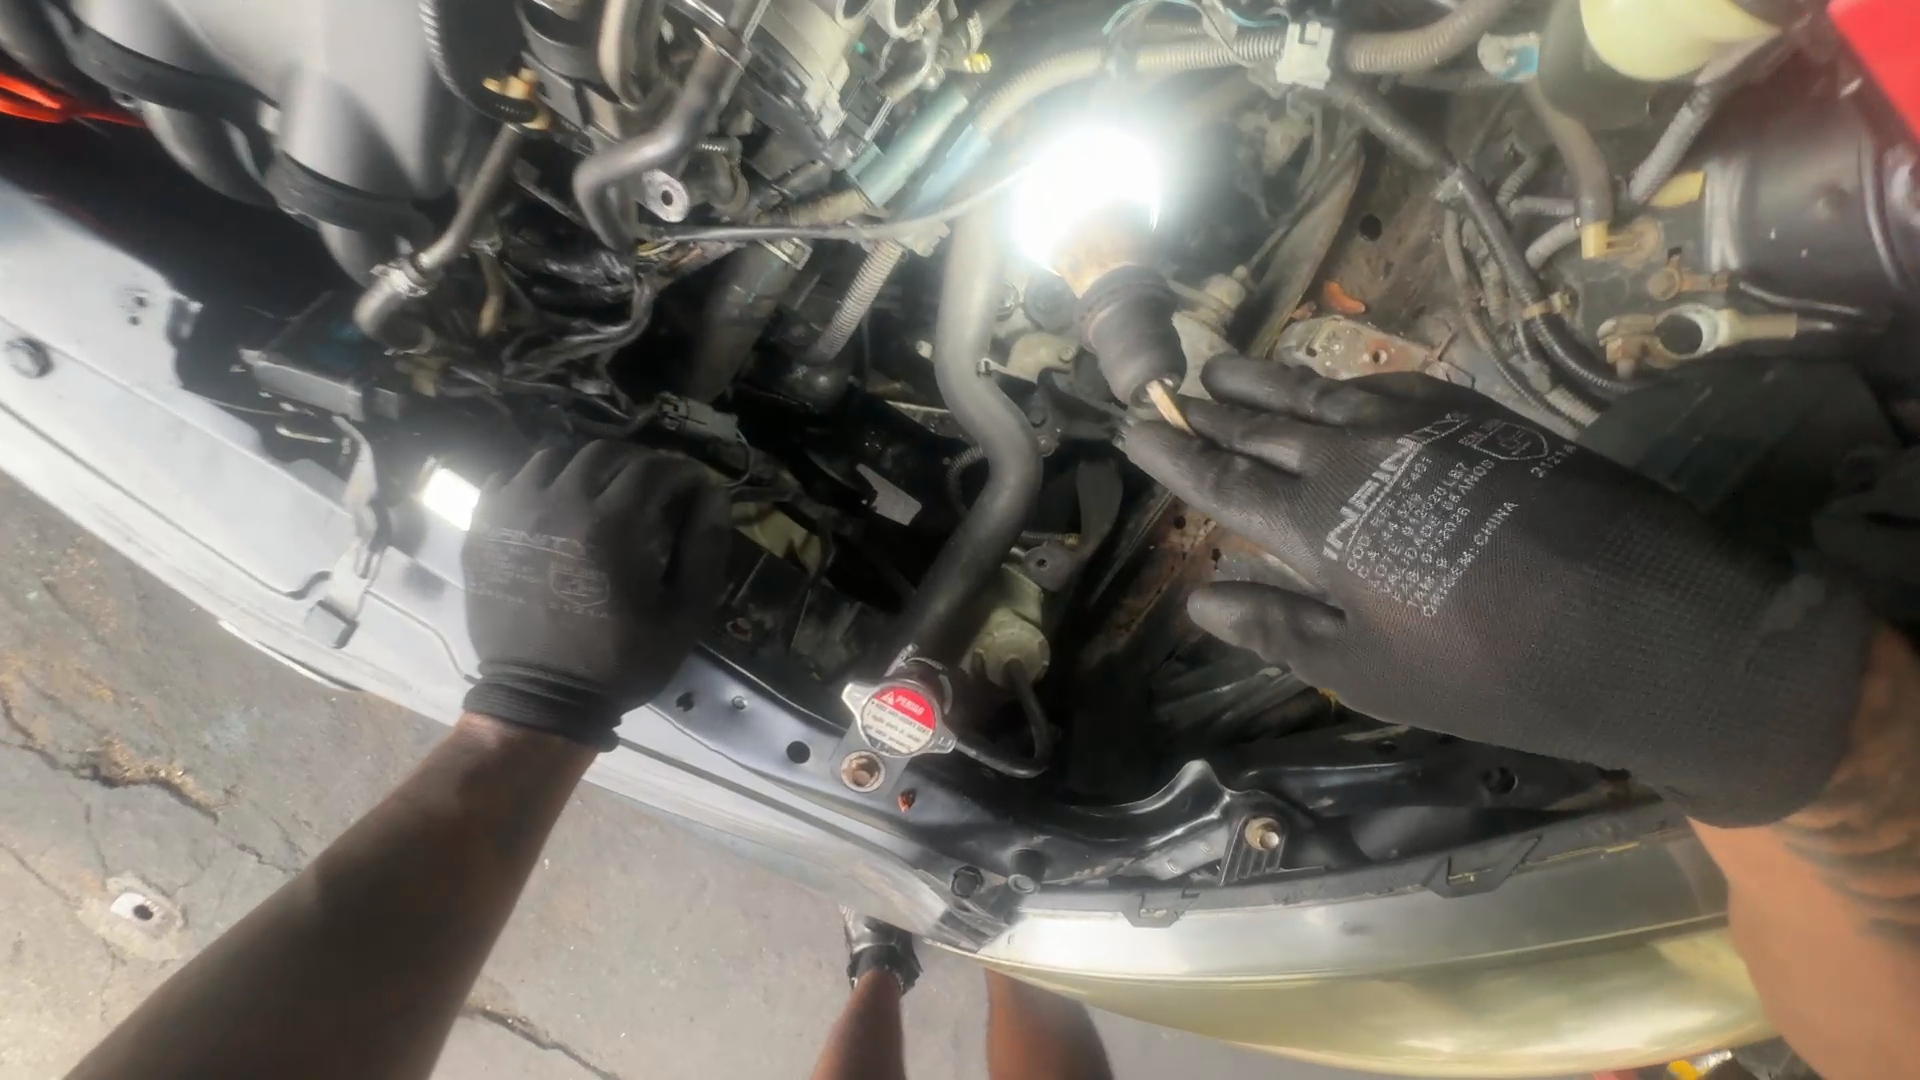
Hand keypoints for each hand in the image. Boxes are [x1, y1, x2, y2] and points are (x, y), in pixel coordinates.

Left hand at [462, 441, 729, 748]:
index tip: (695, 488)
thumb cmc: (623, 659)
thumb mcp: (686, 612)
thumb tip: (714, 495)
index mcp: (611, 526)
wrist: (542, 699)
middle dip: (639, 464)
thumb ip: (706, 548)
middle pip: (604, 453)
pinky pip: (510, 479)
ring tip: (605, 495)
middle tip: (655, 490)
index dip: (682, 471)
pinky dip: (540, 482)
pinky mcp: (482, 530)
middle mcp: (557, 505)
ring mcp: (511, 514)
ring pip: (554, 458)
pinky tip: (558, 506)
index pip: (653, 468)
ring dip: (589, 469)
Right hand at [1125, 357, 1873, 825]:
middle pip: (1260, 425)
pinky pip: (1384, 382)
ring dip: (1264, 381)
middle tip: (1169, 389)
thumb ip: (1276, 625)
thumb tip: (1198, 600)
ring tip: (1222, 366)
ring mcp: (1418, 427)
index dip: (1171, 455)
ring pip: (1317, 391)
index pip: (1220, 479)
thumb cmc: (1491, 671)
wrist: (1660, 632)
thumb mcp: (1367, 671)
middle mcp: (1355, 457)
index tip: (1132, 429)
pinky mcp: (1475, 416)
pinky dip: (1340, 380)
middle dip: (1208, 410)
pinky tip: (1328, 380)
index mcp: (1319, 523)